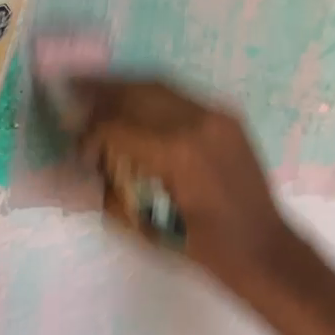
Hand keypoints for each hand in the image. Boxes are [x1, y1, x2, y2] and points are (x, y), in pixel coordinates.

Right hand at [72, 77, 299, 291]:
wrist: (262, 246)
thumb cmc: (201, 248)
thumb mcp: (145, 227)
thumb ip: (109, 192)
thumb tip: (83, 167)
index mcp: (175, 154)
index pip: (116, 126)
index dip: (89, 134)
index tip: (76, 145)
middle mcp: (195, 124)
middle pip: (134, 93)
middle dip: (99, 92)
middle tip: (71, 91)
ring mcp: (215, 115)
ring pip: (157, 86)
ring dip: (124, 87)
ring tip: (97, 89)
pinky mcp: (226, 116)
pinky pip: (180, 95)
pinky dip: (151, 95)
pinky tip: (134, 101)